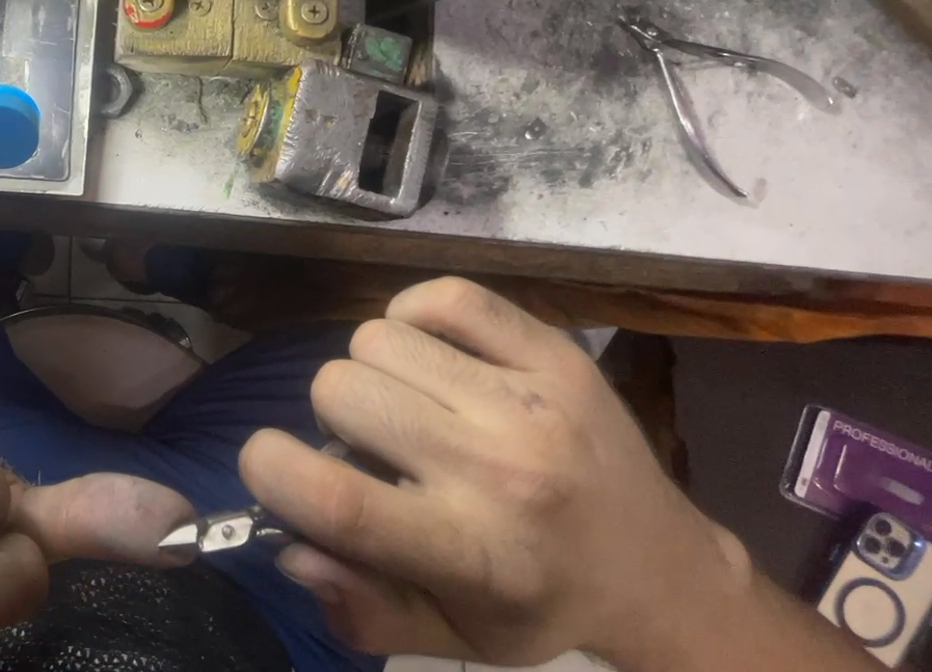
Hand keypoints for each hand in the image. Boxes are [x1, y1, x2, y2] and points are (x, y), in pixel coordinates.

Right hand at [240, 278, 746, 666]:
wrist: (660, 568)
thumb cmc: (534, 602)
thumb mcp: (449, 636)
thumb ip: (360, 610)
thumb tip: (290, 549)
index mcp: (469, 553)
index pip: (334, 500)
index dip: (270, 468)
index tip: (272, 465)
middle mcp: (499, 471)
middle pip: (339, 390)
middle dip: (334, 416)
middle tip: (374, 444)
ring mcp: (531, 402)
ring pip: (376, 339)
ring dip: (374, 370)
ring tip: (413, 404)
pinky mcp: (554, 353)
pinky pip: (441, 296)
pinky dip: (416, 317)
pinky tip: (436, 358)